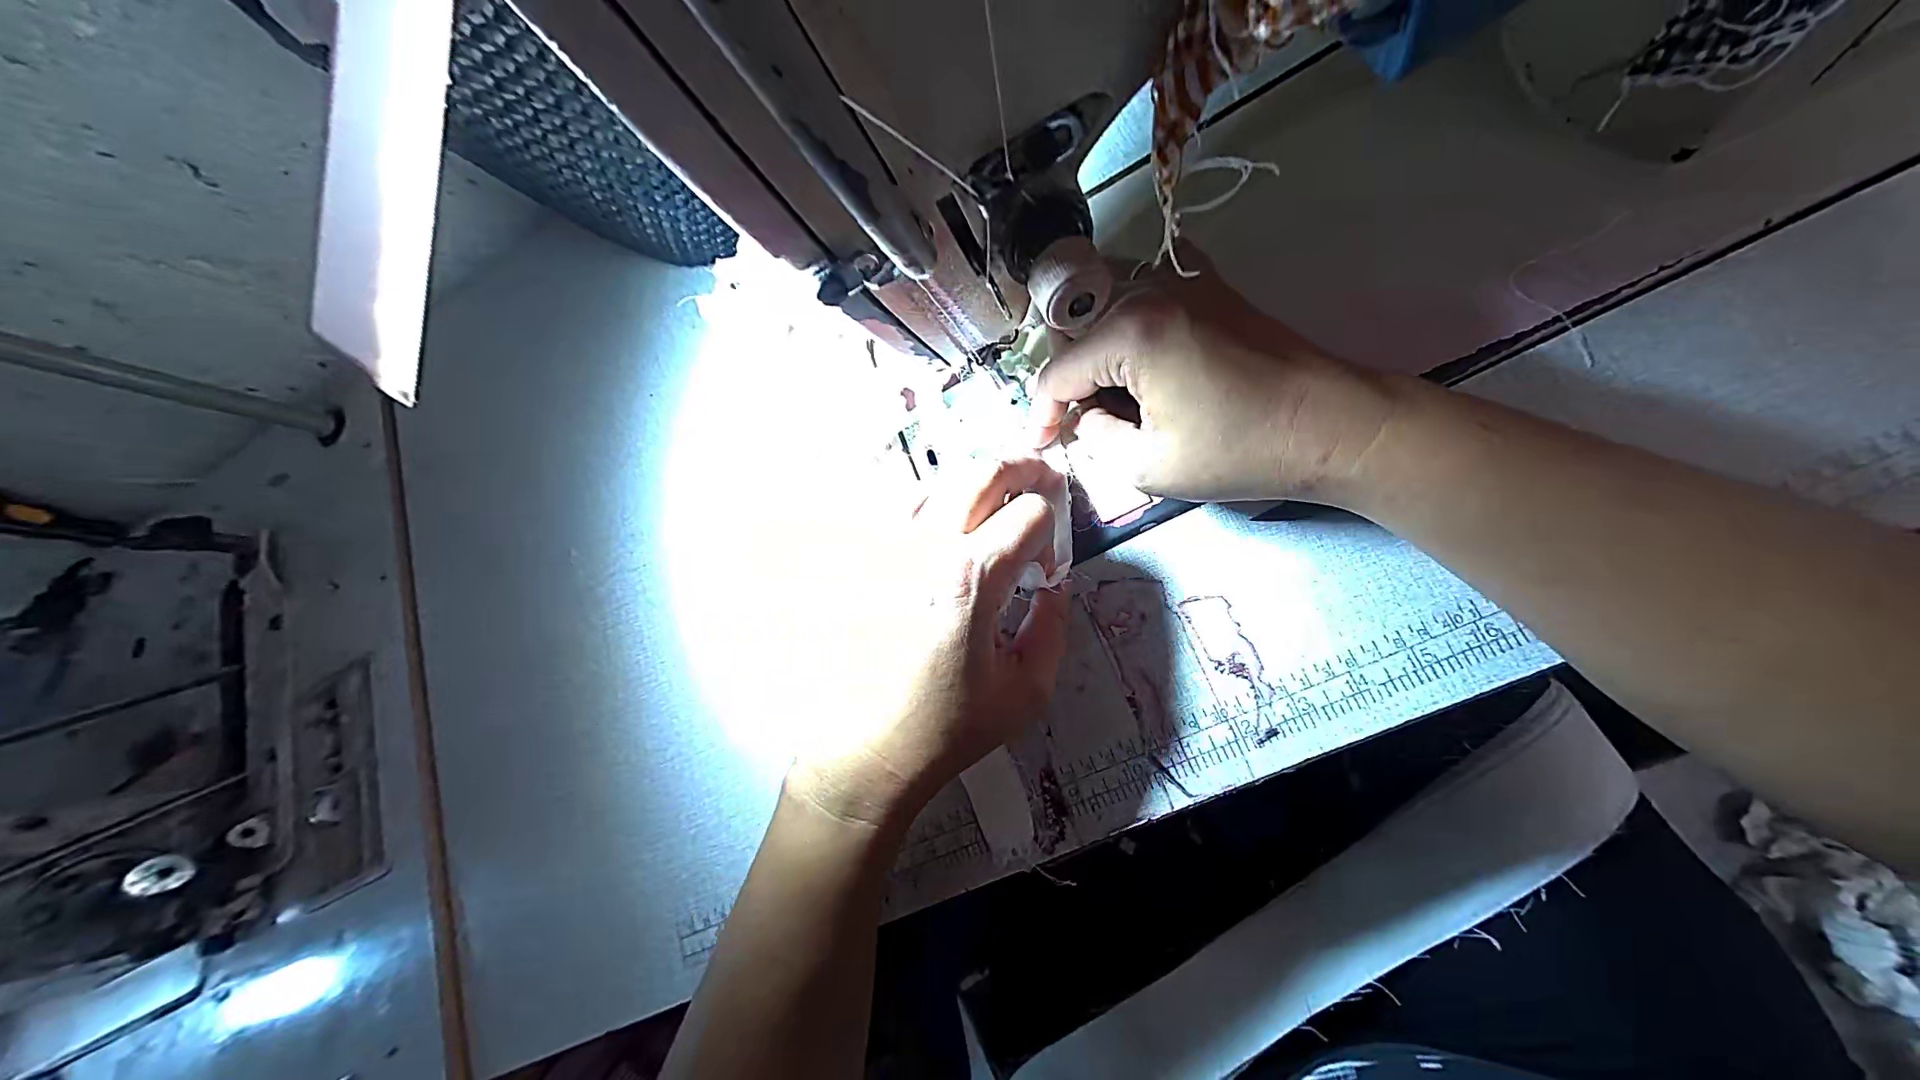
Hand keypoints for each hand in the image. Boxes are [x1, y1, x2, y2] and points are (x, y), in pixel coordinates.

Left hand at [788, 457, 1072, 829]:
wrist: (869, 751)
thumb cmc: (944, 727)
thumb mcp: (1028, 687)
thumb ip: (1054, 622)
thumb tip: (1054, 583)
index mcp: (970, 579)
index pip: (1031, 514)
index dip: (1053, 530)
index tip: (1049, 560)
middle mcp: (923, 549)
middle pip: (985, 472)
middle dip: (1024, 469)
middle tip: (1041, 478)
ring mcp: (886, 549)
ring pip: (940, 480)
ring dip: (977, 482)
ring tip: (996, 501)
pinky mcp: (862, 561)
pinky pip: (900, 506)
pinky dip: (933, 502)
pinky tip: (945, 524)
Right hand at [1031, 250, 1399, 505]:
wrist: (1331, 423)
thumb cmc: (1240, 450)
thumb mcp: (1148, 464)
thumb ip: (1095, 437)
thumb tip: (1082, 417)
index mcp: (1130, 331)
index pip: (1057, 371)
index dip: (1042, 413)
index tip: (1044, 443)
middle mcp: (1150, 288)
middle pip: (1075, 332)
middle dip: (1068, 380)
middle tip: (1081, 423)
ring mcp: (1182, 279)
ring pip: (1104, 309)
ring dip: (1094, 352)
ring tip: (1110, 400)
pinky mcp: (1207, 286)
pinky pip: (1142, 295)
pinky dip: (1126, 325)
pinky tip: (1137, 363)